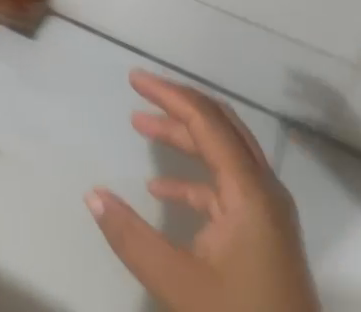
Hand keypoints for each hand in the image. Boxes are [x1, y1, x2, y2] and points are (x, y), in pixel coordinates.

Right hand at [87, 70, 321, 311]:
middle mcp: (264, 189)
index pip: (207, 121)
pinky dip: (193, 178)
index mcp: (249, 190)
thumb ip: (131, 236)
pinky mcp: (264, 232)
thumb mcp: (177, 281)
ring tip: (141, 126)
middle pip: (220, 128)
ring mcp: (268, 211)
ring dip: (184, 138)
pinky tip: (160, 190)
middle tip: (138, 92)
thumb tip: (92, 194)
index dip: (170, 94)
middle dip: (177, 107)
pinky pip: (226, 186)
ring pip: (224, 154)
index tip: (134, 79)